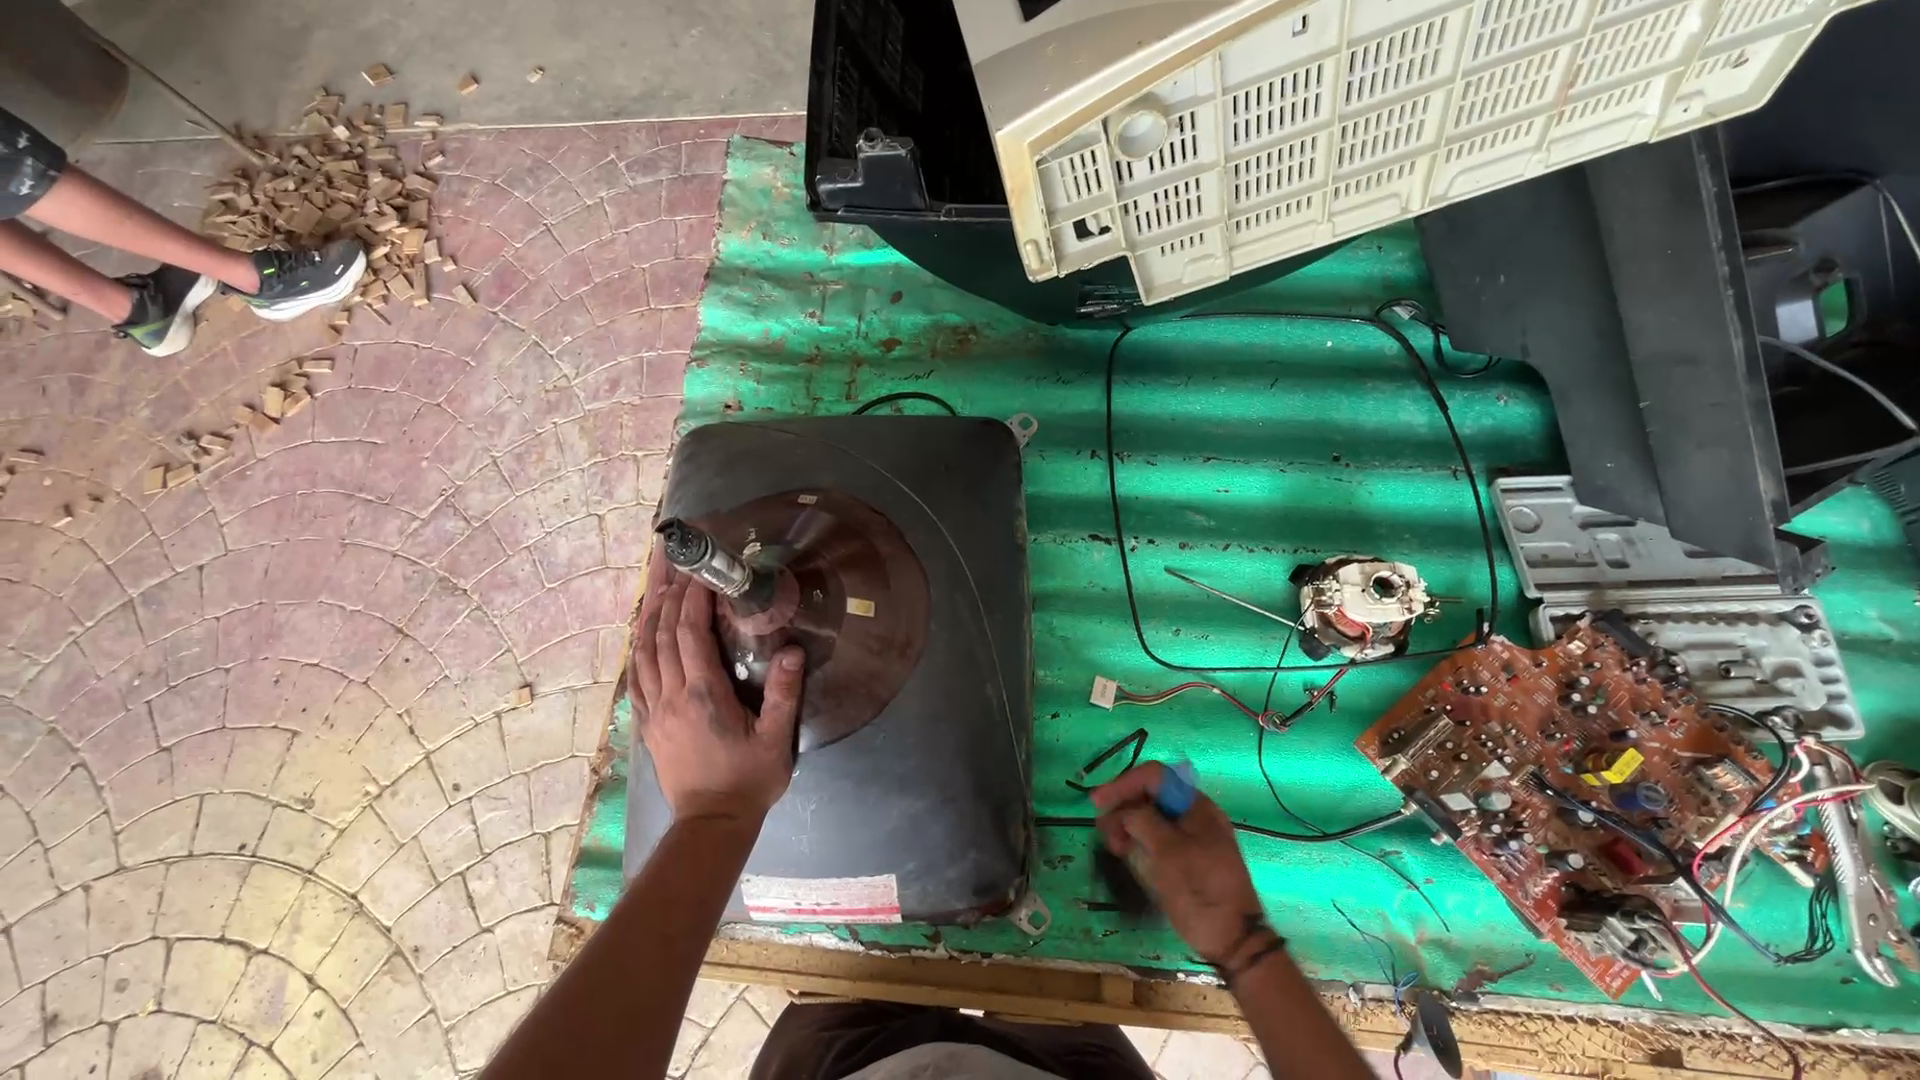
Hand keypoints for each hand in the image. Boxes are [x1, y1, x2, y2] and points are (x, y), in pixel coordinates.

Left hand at [629, 546, 803, 823]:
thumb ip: (783, 694)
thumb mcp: (776, 739)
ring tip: (656, 579)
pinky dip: (639, 643)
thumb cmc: (749, 780)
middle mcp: (671, 695)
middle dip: (667, 590)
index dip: (692, 596)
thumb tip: (792, 649)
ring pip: (642, 649)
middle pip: (660, 632)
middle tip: (673, 555)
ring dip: (648, 611)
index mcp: (702, 694)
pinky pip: (636, 673)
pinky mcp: (648, 721)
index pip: (690, 633)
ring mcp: (654, 708)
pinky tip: (643, 630)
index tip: (701, 567)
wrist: (711, 823)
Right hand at [1092, 762, 1265, 964]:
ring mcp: (1190, 834)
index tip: (1097, 803)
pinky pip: (1155, 835)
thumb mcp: (1168, 853)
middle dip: (1122, 806)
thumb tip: (1123, 811)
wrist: (1232, 938)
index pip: (1154, 776)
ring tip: (1114, 847)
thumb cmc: (1201, 891)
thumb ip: (1143, 821)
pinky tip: (1126, 853)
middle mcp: (1194, 813)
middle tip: (1104, 831)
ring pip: (1149, 814)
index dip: (1123, 784)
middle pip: (1149, 793)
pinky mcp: (1184, 855)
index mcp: (1196, 805)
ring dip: (1126, 824)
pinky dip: (1137, 838)